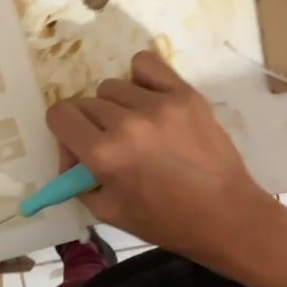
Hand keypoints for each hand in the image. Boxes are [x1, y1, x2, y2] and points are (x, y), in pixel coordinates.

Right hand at [45, 52, 282, 267]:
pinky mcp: (185, 94)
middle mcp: (126, 123)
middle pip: (86, 103)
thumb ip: (80, 183)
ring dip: (117, 107)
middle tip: (112, 148)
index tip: (80, 150)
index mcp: (104, 155)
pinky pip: (146, 65)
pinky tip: (150, 101)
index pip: (59, 115)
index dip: (64, 134)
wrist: (226, 215)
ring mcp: (158, 104)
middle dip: (91, 126)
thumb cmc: (168, 222)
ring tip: (139, 130)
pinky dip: (141, 79)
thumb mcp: (111, 213)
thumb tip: (72, 160)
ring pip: (114, 86)